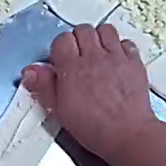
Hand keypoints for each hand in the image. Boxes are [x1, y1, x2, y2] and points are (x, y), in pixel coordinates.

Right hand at [22, 24, 165, 165]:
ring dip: (99, 37)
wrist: (128, 135)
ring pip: (105, 29)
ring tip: (96, 52)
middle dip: (77, 39)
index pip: (61, 39)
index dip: (59, 48)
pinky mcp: (135, 63)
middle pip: (82, 30)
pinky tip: (115, 59)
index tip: (60, 61)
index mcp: (72, 67)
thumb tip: (30, 70)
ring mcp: (117, 58)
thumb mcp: (59, 109)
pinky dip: (120, 46)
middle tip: (77, 55)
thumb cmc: (93, 126)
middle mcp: (94, 58)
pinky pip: (127, 42)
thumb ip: (43, 86)